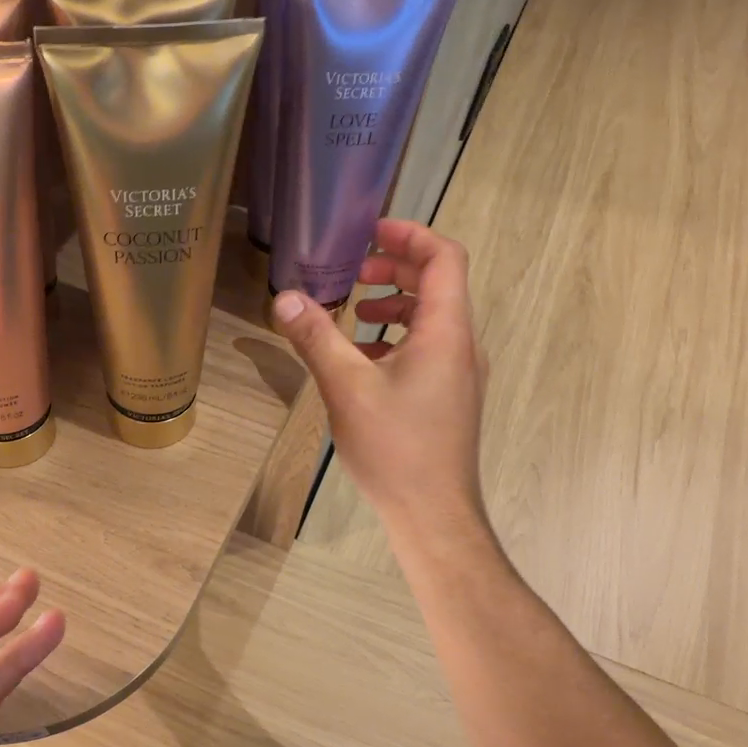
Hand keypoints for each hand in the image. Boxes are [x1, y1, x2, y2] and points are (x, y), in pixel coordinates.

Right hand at [271, 219, 490, 552]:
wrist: (433, 513)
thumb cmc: (395, 447)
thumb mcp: (346, 388)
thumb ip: (317, 337)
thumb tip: (285, 297)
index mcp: (446, 331)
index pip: (444, 258)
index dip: (409, 235)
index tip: (370, 233)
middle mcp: (461, 345)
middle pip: (438, 285)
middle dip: (396, 269)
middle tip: (355, 271)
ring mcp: (458, 374)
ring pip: (432, 320)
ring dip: (394, 306)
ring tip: (353, 314)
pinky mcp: (449, 398)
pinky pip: (428, 350)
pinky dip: (396, 339)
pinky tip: (362, 362)